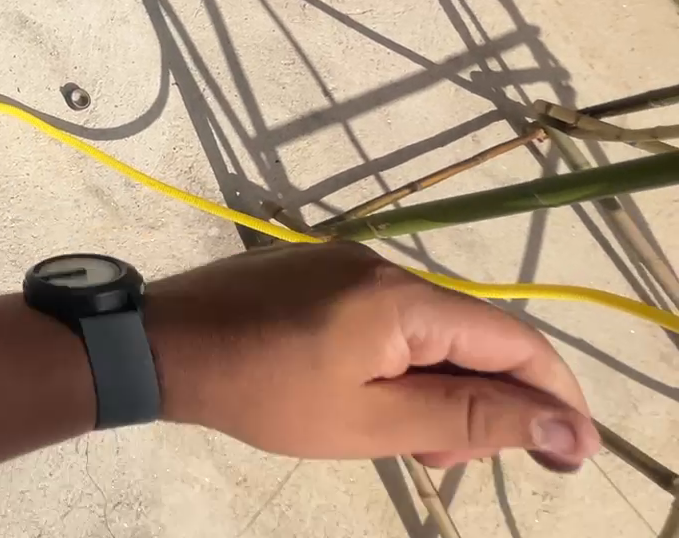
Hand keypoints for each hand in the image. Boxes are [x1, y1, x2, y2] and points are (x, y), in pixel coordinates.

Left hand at [144, 241, 598, 470]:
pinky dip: (386, 357)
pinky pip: (372, 313)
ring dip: (428, 384)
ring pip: (419, 327)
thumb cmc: (260, 389)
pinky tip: (359, 392)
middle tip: (435, 455)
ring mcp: (327, 259)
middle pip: (466, 334)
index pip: (514, 339)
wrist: (158, 344)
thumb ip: (472, 417)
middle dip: (476, 400)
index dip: (554, 400)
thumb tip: (561, 423)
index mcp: (393, 294)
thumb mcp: (373, 420)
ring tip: (392, 433)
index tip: (563, 460)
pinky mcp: (298, 268)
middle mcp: (367, 262)